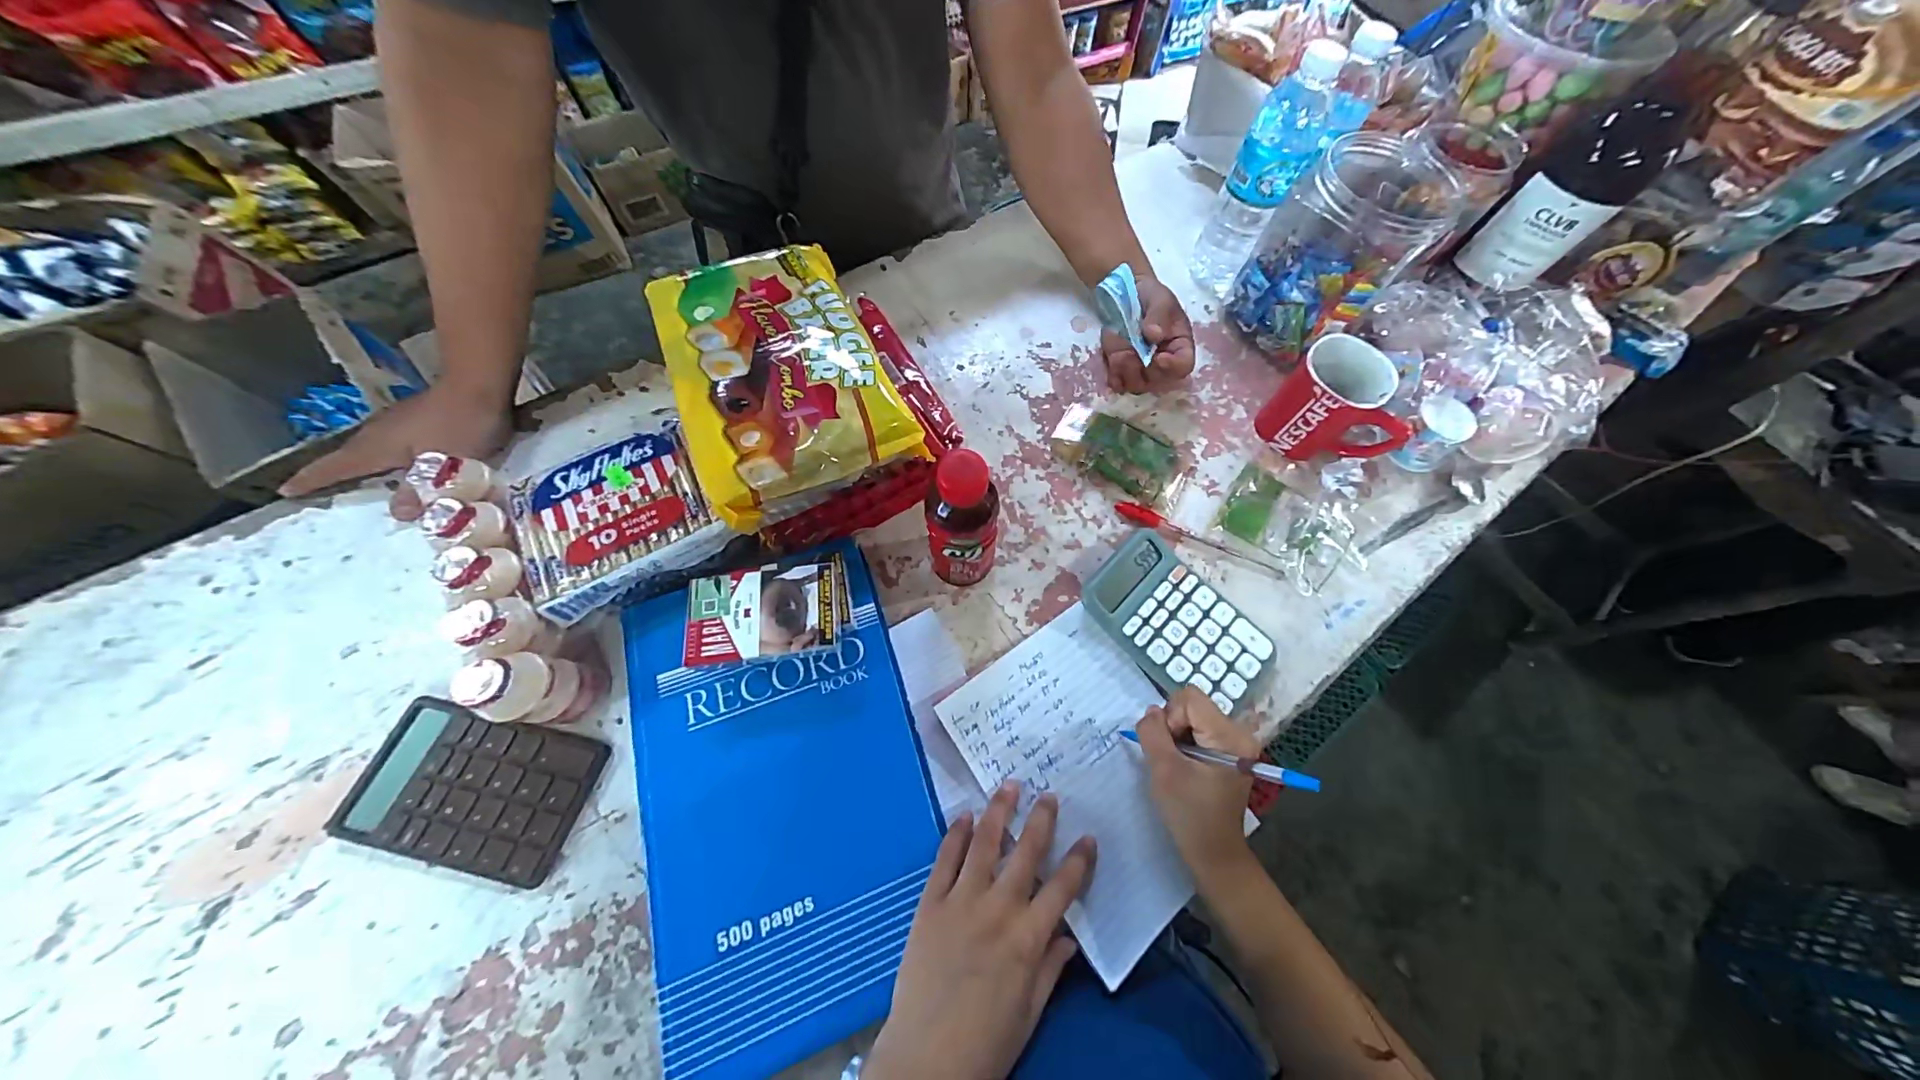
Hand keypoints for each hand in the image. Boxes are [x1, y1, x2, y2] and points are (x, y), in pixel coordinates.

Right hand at [278, 379, 512, 497]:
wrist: (480, 385)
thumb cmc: (461, 425)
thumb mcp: (447, 464)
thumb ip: (421, 488)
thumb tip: (398, 513)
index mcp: (378, 446)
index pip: (336, 467)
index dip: (312, 480)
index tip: (285, 491)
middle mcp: (379, 432)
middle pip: (350, 457)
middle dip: (332, 473)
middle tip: (316, 490)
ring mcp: (397, 421)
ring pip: (371, 449)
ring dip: (362, 465)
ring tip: (355, 483)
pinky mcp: (417, 417)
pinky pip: (393, 443)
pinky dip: (387, 456)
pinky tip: (399, 464)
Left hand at [864, 782, 1095, 1079]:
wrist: (925, 1060)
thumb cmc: (986, 1043)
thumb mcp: (1030, 1012)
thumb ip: (1051, 968)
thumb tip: (1068, 938)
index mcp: (1028, 938)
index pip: (1062, 888)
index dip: (1079, 861)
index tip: (1088, 837)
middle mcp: (997, 910)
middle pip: (1026, 854)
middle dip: (1041, 821)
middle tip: (1049, 794)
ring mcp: (960, 903)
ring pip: (984, 846)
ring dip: (999, 813)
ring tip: (1008, 786)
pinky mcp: (929, 905)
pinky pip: (944, 861)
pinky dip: (955, 836)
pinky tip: (964, 816)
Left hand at [1101, 272, 1194, 394]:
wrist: (1125, 295)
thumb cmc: (1150, 296)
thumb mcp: (1159, 299)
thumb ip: (1159, 315)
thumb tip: (1155, 335)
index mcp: (1179, 345)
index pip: (1183, 366)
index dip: (1173, 367)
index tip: (1159, 357)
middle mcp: (1162, 362)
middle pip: (1159, 382)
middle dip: (1147, 372)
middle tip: (1135, 354)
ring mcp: (1141, 368)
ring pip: (1138, 386)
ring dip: (1128, 374)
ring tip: (1121, 355)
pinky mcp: (1121, 368)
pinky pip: (1119, 384)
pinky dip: (1115, 378)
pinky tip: (1113, 362)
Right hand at [1135, 687, 1260, 881]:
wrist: (1214, 852)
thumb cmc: (1189, 813)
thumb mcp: (1163, 769)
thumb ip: (1152, 732)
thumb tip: (1151, 712)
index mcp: (1229, 735)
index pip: (1189, 698)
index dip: (1170, 718)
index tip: (1170, 748)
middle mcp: (1239, 734)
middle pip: (1192, 706)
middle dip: (1173, 727)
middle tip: (1171, 759)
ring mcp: (1237, 744)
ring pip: (1193, 719)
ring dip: (1177, 737)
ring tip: (1178, 767)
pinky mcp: (1231, 754)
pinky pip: (1200, 733)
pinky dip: (1186, 745)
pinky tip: (1184, 769)